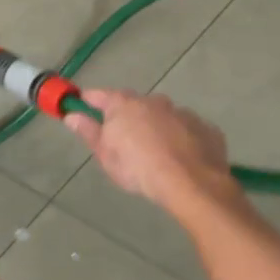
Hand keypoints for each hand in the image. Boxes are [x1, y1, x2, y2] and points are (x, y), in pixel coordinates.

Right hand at [64, 88, 239, 213]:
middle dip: (127, 116)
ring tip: (157, 152)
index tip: (82, 109)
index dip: (88, 102)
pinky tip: (183, 157)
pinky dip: (182, 137)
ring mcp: (182, 113)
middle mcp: (152, 101)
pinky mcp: (207, 128)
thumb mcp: (105, 155)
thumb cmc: (139, 169)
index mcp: (123, 104)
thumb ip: (88, 132)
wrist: (193, 185)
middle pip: (133, 104)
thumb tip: (71, 116)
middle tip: (124, 140)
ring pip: (163, 115)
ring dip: (157, 126)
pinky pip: (188, 129)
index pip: (98, 95)